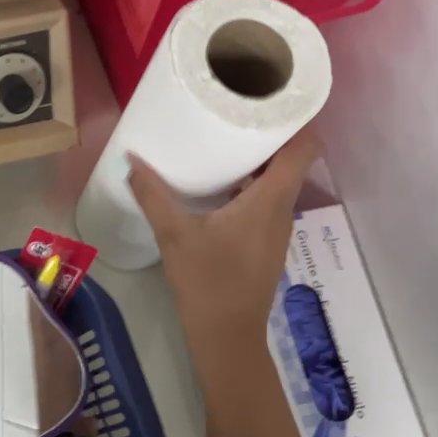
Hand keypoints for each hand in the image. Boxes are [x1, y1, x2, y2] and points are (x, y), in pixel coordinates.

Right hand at [127, 129, 321, 357]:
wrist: (227, 336)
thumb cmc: (207, 282)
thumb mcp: (174, 235)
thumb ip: (153, 196)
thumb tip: (131, 161)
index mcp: (271, 198)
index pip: (306, 145)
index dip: (296, 118)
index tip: (268, 100)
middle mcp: (283, 209)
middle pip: (292, 159)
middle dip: (268, 134)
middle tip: (235, 115)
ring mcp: (277, 229)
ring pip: (279, 182)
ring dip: (258, 162)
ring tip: (224, 145)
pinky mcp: (265, 244)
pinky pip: (267, 202)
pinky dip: (250, 187)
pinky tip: (220, 189)